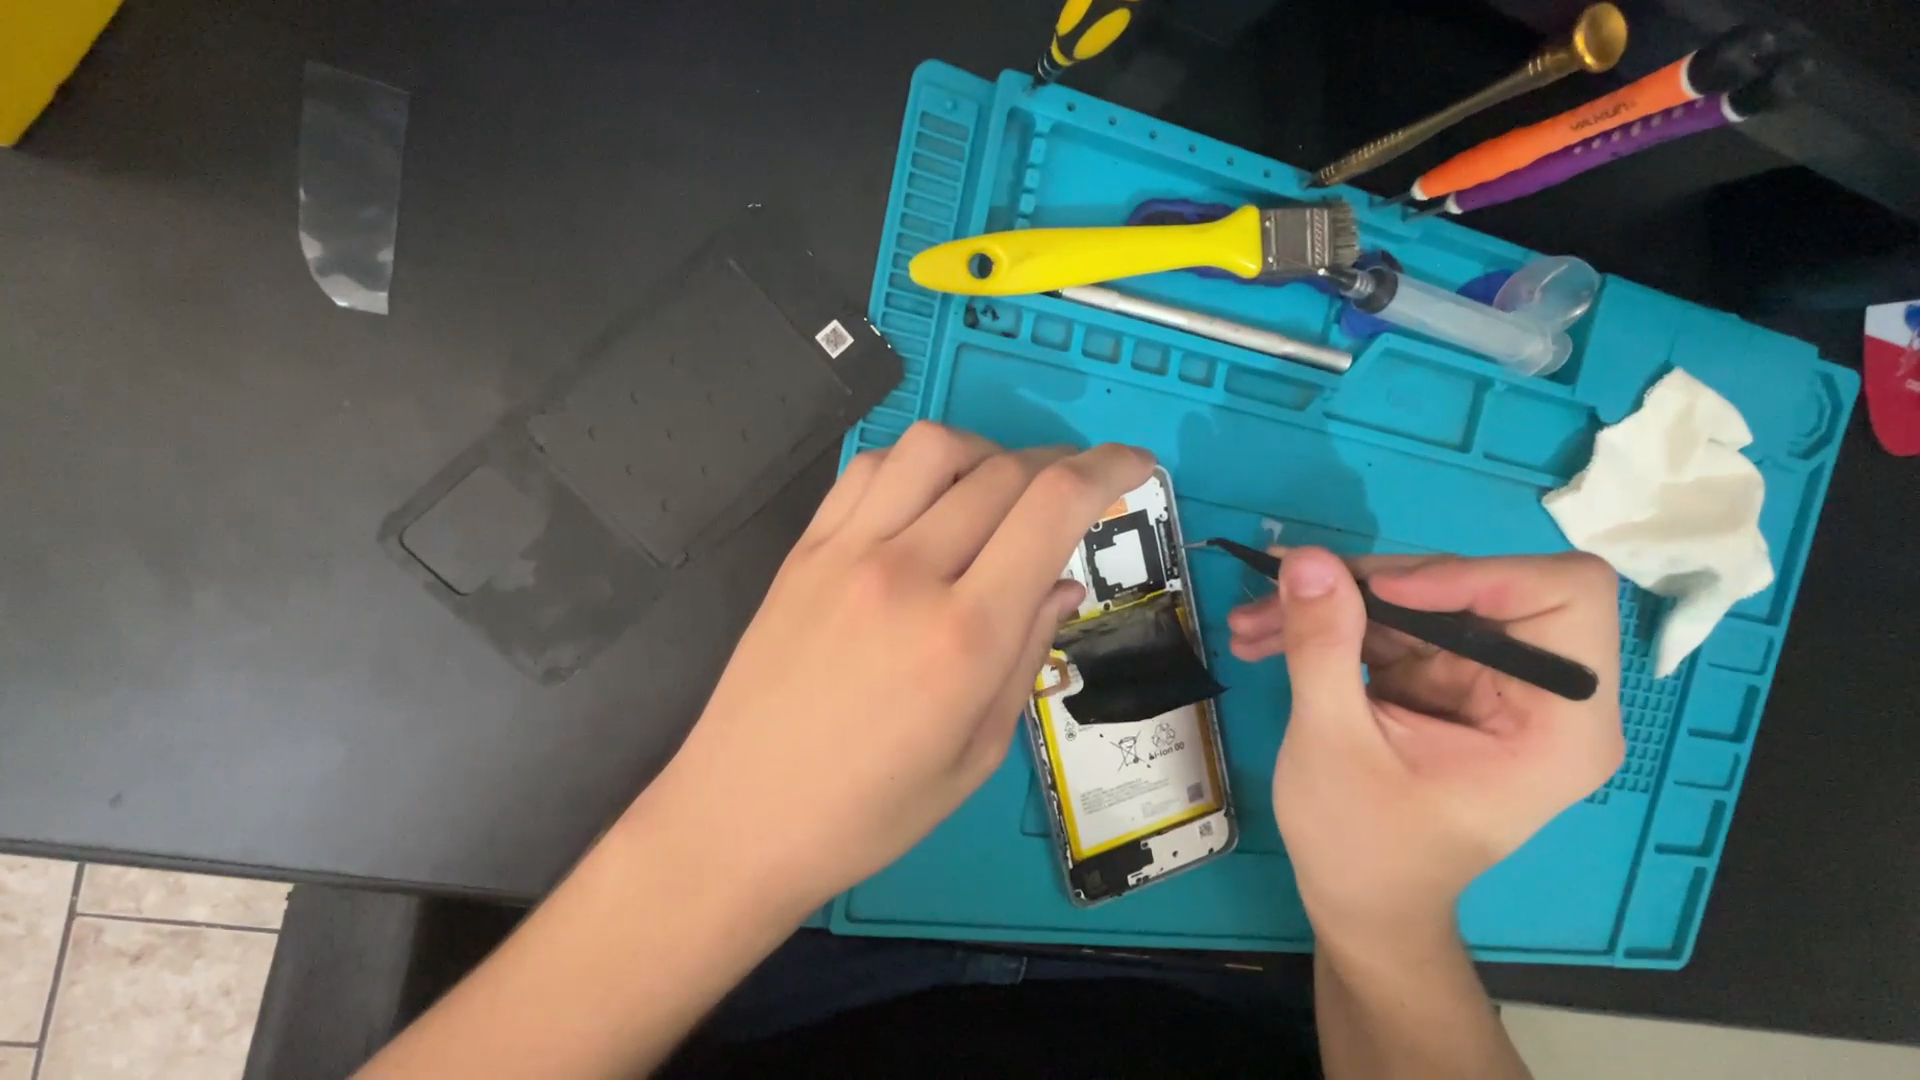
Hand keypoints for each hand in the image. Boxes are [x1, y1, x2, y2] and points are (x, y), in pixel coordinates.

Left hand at [634, 422, 1154, 915]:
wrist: (741, 817)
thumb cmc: (871, 810)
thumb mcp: (979, 752)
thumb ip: (1029, 652)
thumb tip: (1065, 581)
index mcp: (966, 635)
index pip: (1054, 507)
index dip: (1110, 468)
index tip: (1137, 465)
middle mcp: (909, 572)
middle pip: (1007, 470)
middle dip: (1063, 465)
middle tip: (1076, 492)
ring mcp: (848, 551)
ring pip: (936, 446)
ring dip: (988, 452)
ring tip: (999, 491)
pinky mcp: (805, 548)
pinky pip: (870, 468)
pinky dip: (916, 464)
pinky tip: (926, 500)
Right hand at [1227, 548, 1622, 949]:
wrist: (1356, 901)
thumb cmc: (1363, 845)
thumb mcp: (1335, 743)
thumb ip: (1323, 646)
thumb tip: (1305, 558)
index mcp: (1555, 720)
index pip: (1562, 593)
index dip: (1474, 576)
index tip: (1384, 595)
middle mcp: (1532, 688)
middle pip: (1469, 587)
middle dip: (1369, 586)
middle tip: (1283, 590)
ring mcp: (1481, 682)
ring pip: (1414, 599)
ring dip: (1329, 603)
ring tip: (1250, 624)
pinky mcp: (1437, 682)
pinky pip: (1386, 626)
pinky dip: (1325, 626)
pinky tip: (1263, 639)